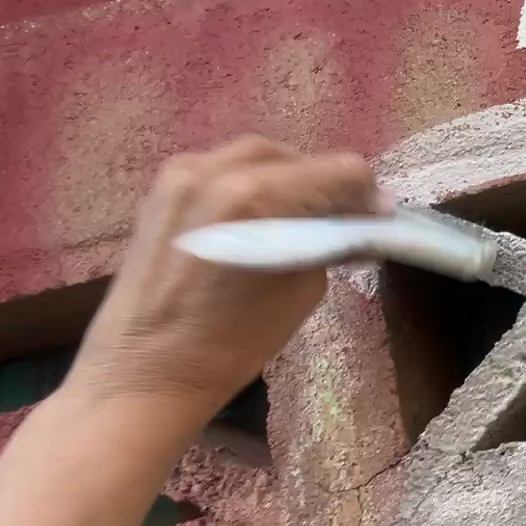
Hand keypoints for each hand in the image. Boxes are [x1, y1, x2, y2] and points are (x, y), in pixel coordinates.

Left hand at [63, 135, 384, 418]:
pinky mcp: (163, 190)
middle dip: (333, 184)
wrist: (147, 369)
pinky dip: (257, 180)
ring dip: (296, 177)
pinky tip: (266, 212)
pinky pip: (225, 166)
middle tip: (349, 218)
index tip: (379, 220)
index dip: (370, 195)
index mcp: (263, 197)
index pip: (343, 171)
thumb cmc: (239, 338)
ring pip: (264, 156)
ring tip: (308, 213)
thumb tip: (360, 223)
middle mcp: (220, 172)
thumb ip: (333, 241)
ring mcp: (184, 176)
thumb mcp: (308, 286)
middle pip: (303, 158)